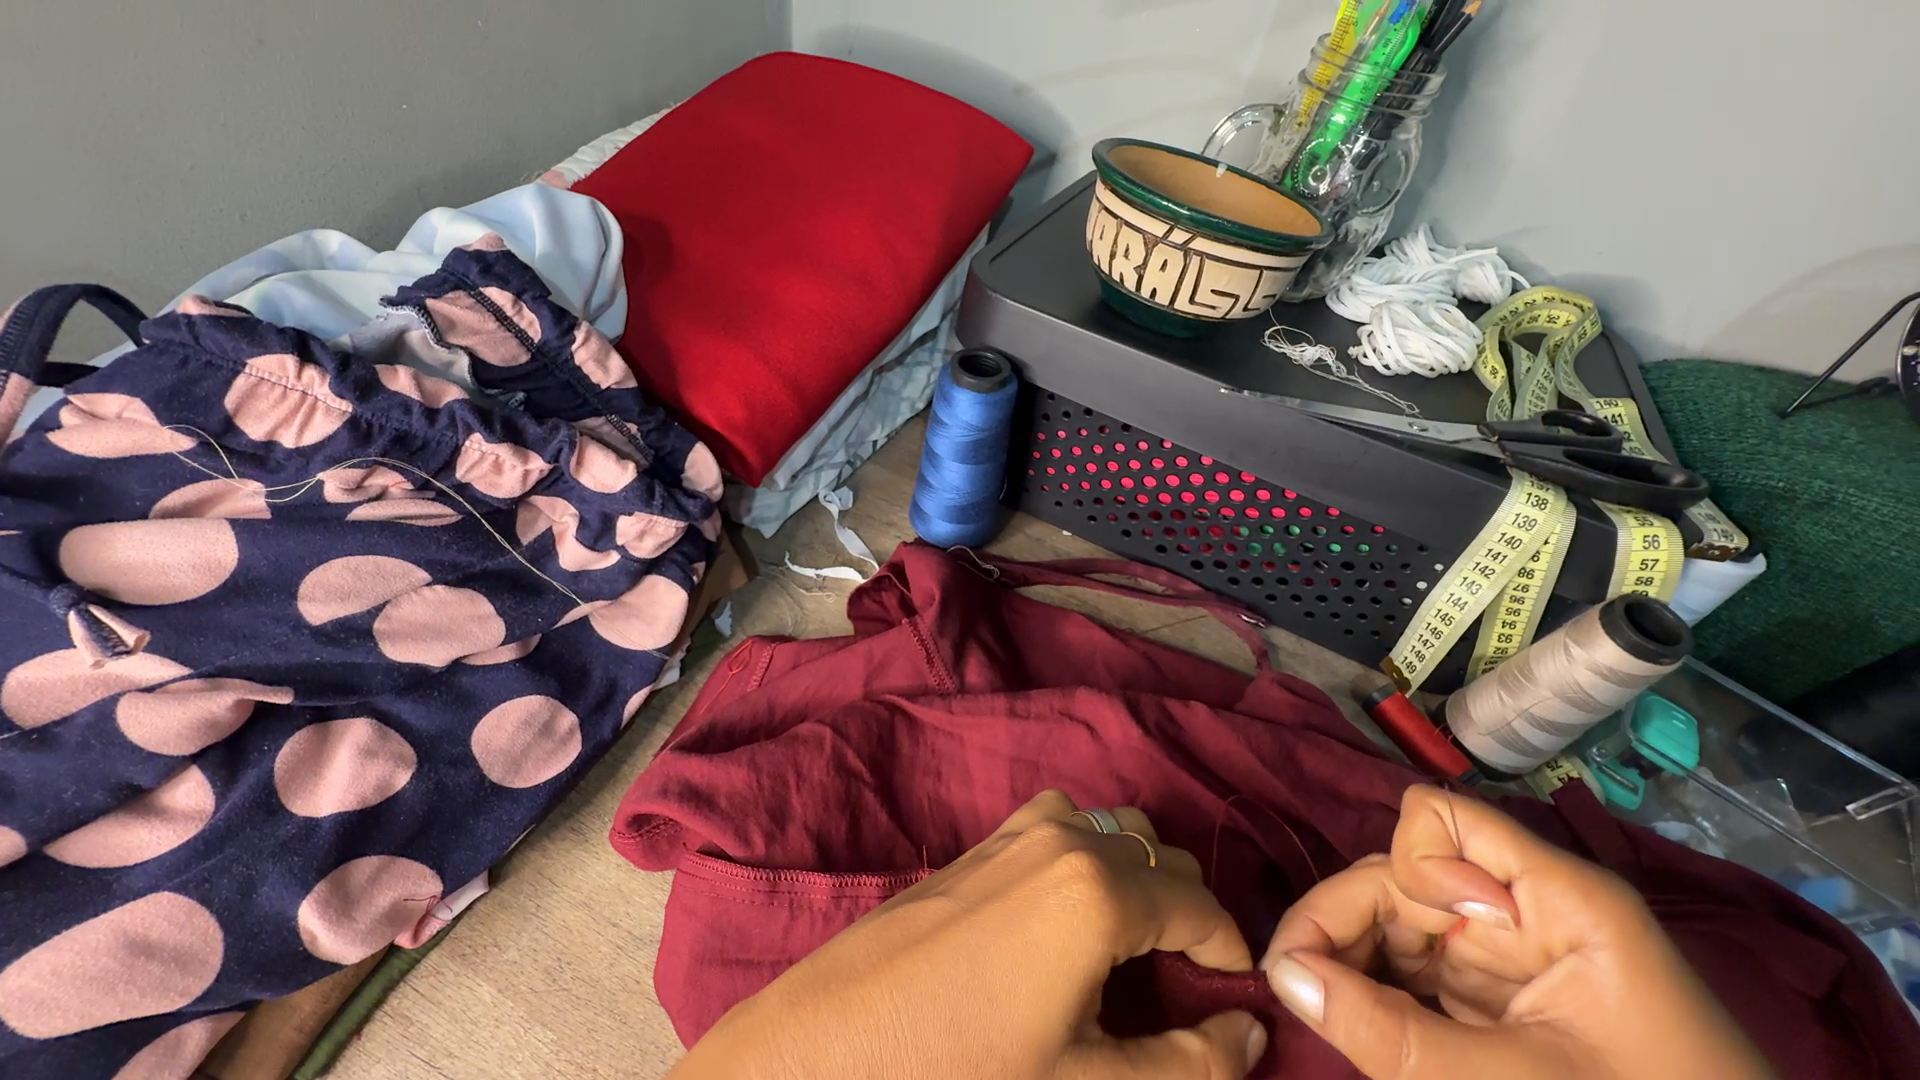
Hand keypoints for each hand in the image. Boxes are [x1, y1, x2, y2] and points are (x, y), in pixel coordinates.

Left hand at [669, 790, 1268, 1078]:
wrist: (826, 1051)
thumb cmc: (964, 1070)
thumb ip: (1189, 1062)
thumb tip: (1254, 1031)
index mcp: (1098, 886)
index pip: (1201, 905)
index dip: (1232, 956)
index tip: (1239, 1002)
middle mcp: (1062, 836)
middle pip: (1160, 855)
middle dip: (1187, 913)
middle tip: (1182, 988)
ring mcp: (1014, 829)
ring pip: (1112, 831)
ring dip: (1138, 876)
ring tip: (1131, 951)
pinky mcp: (979, 841)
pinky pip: (1060, 827)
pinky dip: (1089, 859)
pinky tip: (1068, 919)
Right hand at [1262, 785, 1774, 1079]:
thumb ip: (1391, 1032)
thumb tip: (1279, 974)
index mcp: (1552, 897)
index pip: (1440, 821)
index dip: (1408, 870)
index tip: (1409, 952)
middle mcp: (1518, 906)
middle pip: (1399, 874)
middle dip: (1342, 923)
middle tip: (1292, 985)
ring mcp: (1501, 951)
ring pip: (1390, 921)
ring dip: (1346, 959)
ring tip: (1319, 1011)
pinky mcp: (1489, 996)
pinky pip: (1406, 968)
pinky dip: (1369, 990)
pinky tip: (1350, 1020)